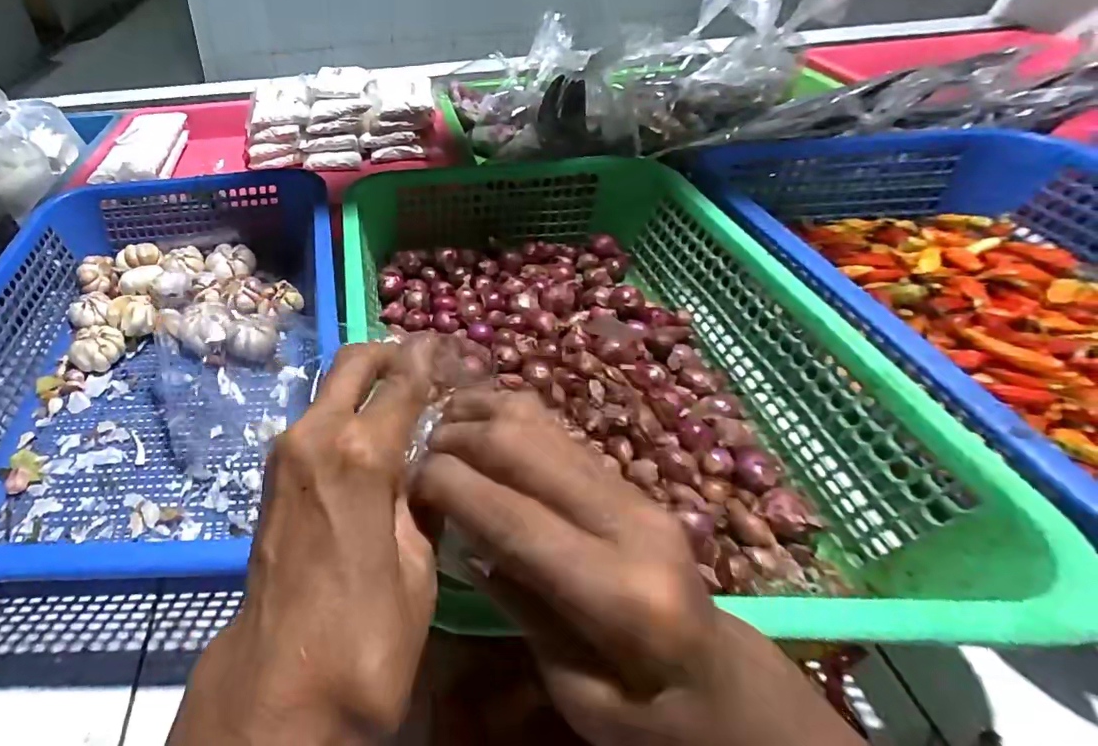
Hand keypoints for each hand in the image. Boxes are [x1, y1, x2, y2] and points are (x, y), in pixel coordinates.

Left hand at [169, 341, 438, 745]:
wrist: (282, 668)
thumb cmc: (365, 632)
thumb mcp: (417, 569)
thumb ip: (421, 501)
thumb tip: (424, 462)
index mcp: (358, 453)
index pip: (401, 384)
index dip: (429, 364)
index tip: (451, 351)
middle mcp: (316, 434)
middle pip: (352, 363)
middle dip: (389, 354)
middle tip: (424, 361)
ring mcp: (286, 447)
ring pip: (329, 388)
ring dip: (364, 381)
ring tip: (404, 396)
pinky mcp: (273, 467)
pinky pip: (315, 419)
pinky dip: (343, 409)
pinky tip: (371, 431)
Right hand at [411, 390, 862, 745]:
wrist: (729, 692)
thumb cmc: (647, 715)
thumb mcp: (575, 690)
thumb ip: (516, 602)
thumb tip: (451, 530)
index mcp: (619, 593)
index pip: (505, 512)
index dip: (436, 484)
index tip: (397, 485)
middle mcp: (630, 523)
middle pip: (512, 447)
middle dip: (443, 440)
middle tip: (404, 453)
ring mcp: (633, 490)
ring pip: (527, 421)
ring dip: (465, 414)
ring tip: (425, 428)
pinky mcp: (625, 476)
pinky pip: (546, 422)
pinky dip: (493, 410)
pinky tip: (462, 417)